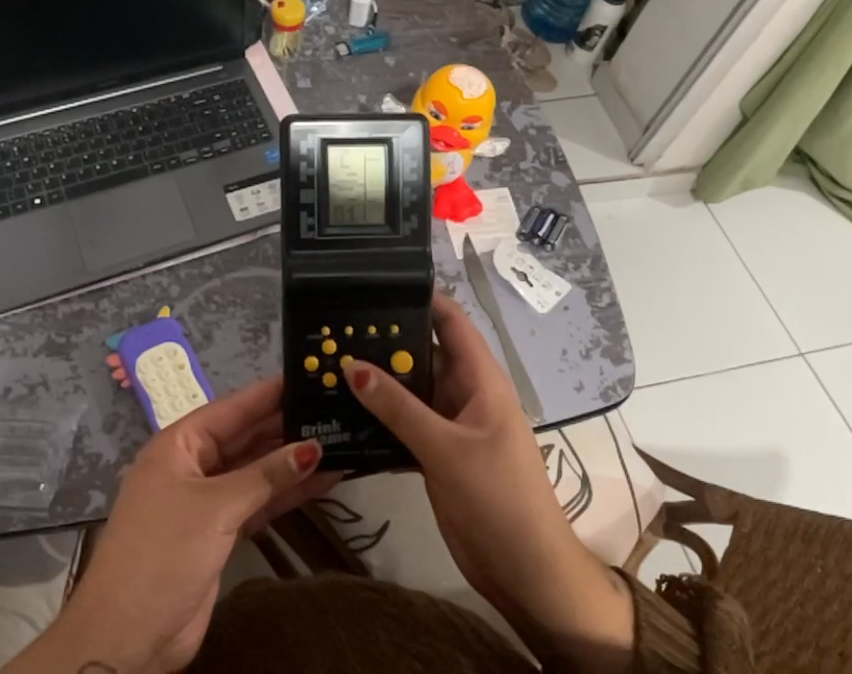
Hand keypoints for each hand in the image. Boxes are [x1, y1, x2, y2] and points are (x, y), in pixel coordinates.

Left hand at [7, 377, 338, 673]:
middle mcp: (192, 466)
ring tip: (340, 440)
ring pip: (256, 471)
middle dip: (287, 427)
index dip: (269, 393)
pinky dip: (286, 493)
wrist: (129, 634)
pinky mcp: (219, 533)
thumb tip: (312, 447)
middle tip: (335, 409)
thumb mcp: (215, 507)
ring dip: (293, 462)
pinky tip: (323, 480)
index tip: (309, 376)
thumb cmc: (164, 552)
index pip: (231, 409)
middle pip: (246, 438)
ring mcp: (206, 501)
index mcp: (178, 445)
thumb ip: (265, 476)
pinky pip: (258, 502)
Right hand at [345, 291, 633, 668]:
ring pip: (411, 393)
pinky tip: (342, 416)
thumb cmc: (498, 497)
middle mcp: (465, 396)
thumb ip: (399, 407)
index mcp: (481, 381)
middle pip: (424, 355)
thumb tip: (353, 366)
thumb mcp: (447, 448)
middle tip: (333, 328)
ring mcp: (451, 428)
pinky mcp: (437, 457)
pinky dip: (379, 421)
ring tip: (327, 365)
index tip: (376, 282)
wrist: (524, 570)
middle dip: (385, 342)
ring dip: (377, 384)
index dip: (421, 298)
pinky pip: (404, 427)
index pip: (451, 323)